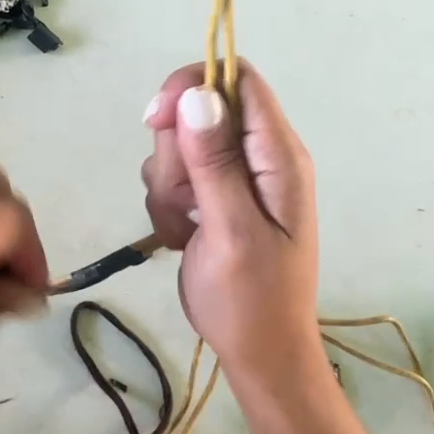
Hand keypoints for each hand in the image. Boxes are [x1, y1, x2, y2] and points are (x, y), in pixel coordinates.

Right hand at [140, 62, 319, 378]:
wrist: (258, 354)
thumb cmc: (252, 300)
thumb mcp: (233, 232)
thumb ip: (216, 163)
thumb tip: (197, 94)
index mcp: (277, 155)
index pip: (238, 80)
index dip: (193, 83)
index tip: (156, 119)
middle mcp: (258, 156)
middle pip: (198, 110)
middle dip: (174, 152)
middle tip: (182, 199)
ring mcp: (235, 176)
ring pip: (179, 144)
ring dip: (167, 184)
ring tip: (187, 228)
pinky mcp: (213, 195)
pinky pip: (173, 175)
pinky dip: (167, 204)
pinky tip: (183, 236)